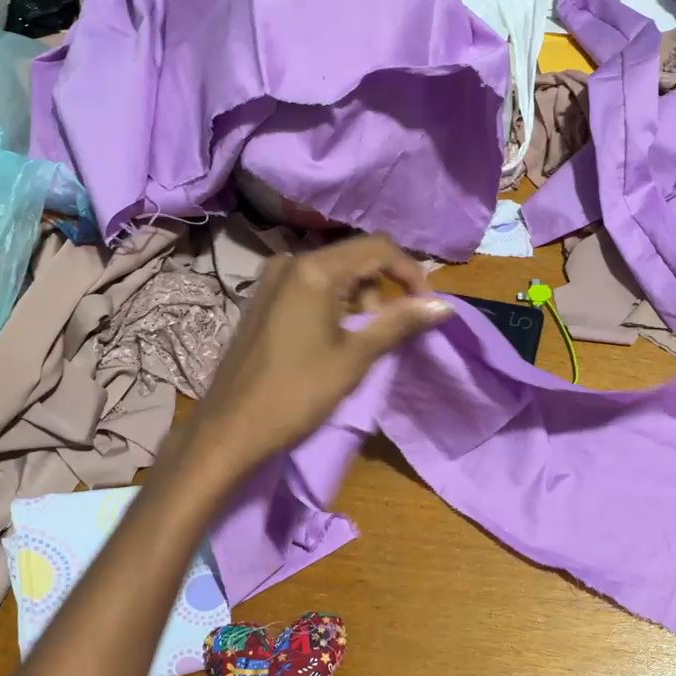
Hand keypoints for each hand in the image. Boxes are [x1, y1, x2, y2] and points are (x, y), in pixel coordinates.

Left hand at [180, 234, 453, 474]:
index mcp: (314, 270)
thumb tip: (443, 305)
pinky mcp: (262, 300)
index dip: (410, 272)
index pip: (378, 247)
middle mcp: (290, 262)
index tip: (425, 307)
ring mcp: (272, 280)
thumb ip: (398, 324)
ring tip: (362, 343)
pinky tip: (334, 340)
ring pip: (333, 274)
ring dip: (359, 300)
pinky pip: (310, 288)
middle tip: (390, 332)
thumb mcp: (355, 358)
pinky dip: (334, 305)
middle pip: (354, 258)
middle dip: (382, 289)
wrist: (232, 427)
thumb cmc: (298, 393)